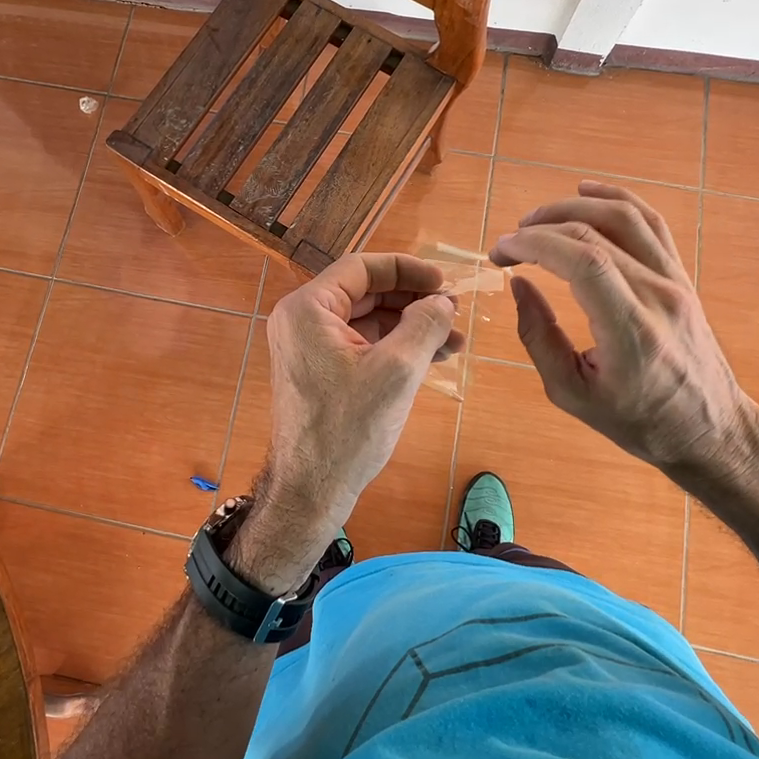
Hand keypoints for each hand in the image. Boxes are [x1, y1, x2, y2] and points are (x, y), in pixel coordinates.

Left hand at [230, 254, 463, 591]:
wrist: (312, 491)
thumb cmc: (349, 428)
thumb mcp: (396, 371)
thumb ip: (423, 324)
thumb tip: (442, 301)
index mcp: (308, 309)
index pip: (362, 268)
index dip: (407, 270)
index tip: (444, 282)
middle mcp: (302, 320)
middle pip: (367, 293)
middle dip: (414, 301)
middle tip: (455, 312)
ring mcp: (310, 347)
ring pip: (369, 321)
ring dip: (411, 326)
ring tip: (455, 340)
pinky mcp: (321, 372)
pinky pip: (363, 345)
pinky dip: (396, 347)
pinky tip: (434, 357)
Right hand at [489, 180, 758, 476]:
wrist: (709, 429)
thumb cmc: (637, 421)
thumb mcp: (572, 393)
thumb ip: (538, 337)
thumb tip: (519, 285)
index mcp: (631, 331)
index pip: (583, 261)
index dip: (535, 245)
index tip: (501, 253)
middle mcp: (658, 295)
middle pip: (595, 234)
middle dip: (539, 230)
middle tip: (506, 247)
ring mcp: (675, 281)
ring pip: (624, 217)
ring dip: (572, 207)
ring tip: (535, 220)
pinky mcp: (681, 275)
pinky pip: (651, 223)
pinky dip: (616, 198)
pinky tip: (586, 190)